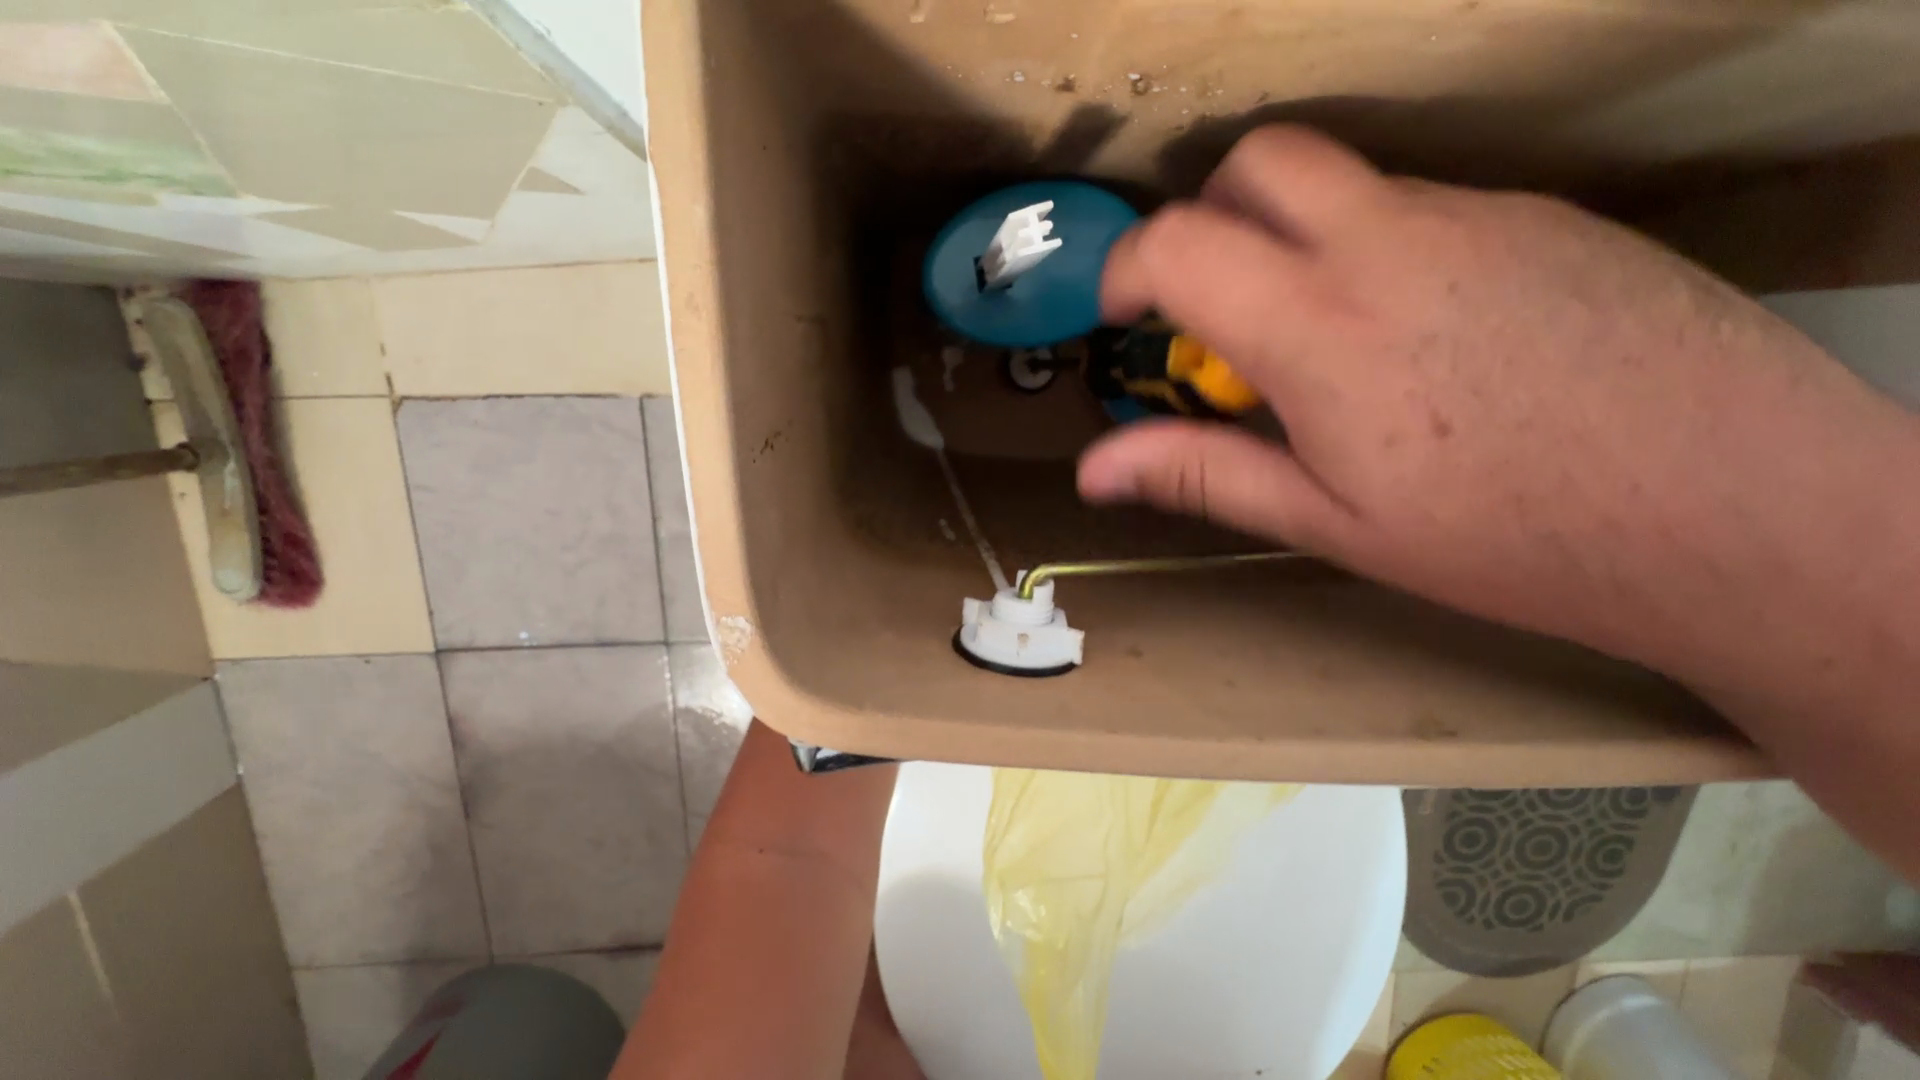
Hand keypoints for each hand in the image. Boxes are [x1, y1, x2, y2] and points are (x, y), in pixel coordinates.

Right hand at [1079, 125, 1919, 698]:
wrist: (1741, 510)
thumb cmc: (1509, 537)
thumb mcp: (1331, 520)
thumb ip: (1203, 473)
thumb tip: (1094, 470)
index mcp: (1319, 325)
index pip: (1179, 242)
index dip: (1125, 268)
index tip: (1123, 314)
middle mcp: (1390, 239)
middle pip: (1261, 161)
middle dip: (1208, 215)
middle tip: (1215, 303)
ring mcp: (1477, 215)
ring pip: (1348, 184)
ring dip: (1301, 240)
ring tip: (1333, 346)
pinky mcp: (1544, 217)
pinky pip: (1428, 209)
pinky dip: (1383, 252)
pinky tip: (1428, 343)